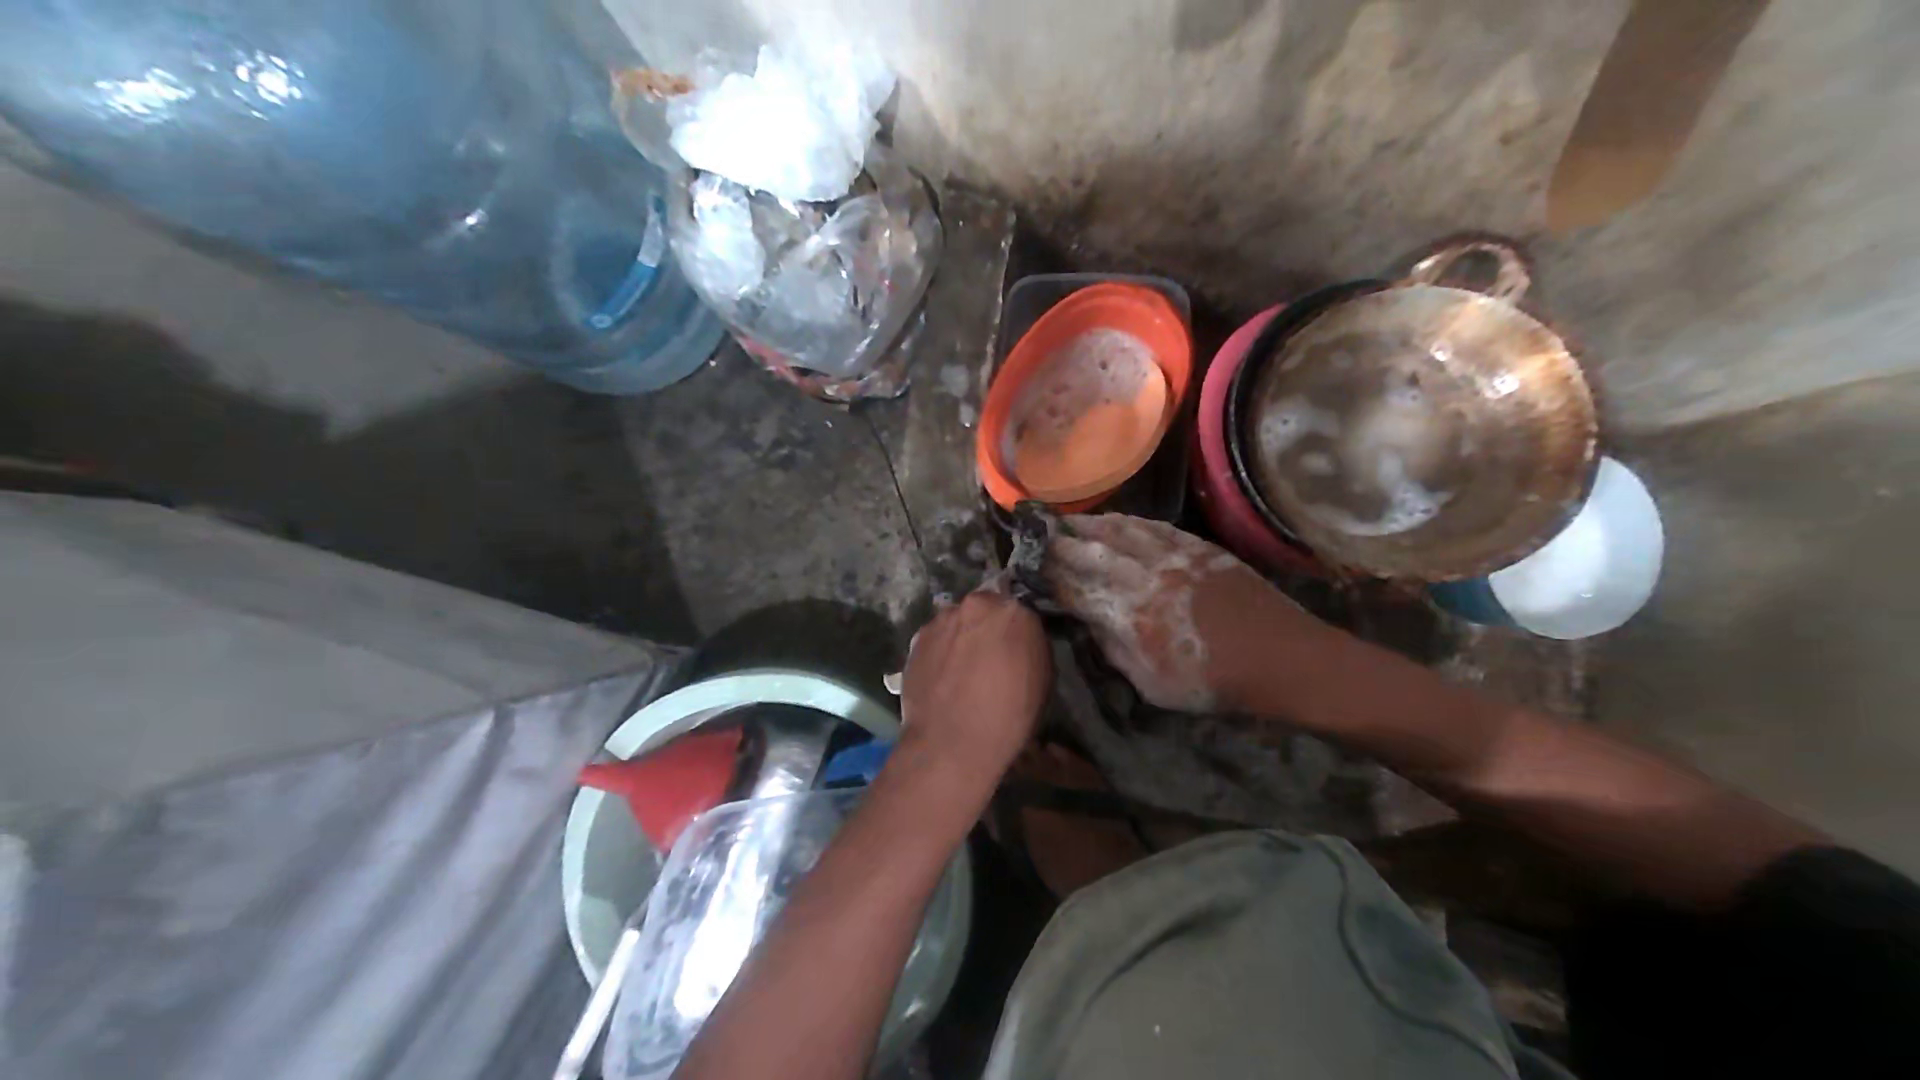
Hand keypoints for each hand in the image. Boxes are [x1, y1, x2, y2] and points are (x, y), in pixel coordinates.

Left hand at [898, 590, 1050, 791]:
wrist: (950, 743)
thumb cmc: (1008, 717)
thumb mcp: (1042, 681)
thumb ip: (1031, 646)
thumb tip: (1021, 641)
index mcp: (1015, 612)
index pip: (1020, 610)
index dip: (1018, 630)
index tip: (1016, 648)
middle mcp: (977, 605)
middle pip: (986, 609)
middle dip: (988, 627)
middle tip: (988, 656)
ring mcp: (942, 620)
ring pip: (958, 621)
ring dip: (962, 636)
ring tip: (961, 669)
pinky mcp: (917, 638)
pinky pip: (936, 638)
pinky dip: (941, 651)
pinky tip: (942, 676)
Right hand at [1045, 514, 1328, 711]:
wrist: (1281, 657)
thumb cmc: (1211, 682)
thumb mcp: (1151, 685)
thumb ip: (1115, 650)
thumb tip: (1091, 623)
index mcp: (1130, 616)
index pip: (1077, 589)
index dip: (1050, 575)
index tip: (1028, 564)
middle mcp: (1145, 579)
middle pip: (1092, 553)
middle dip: (1061, 543)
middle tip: (1038, 532)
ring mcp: (1173, 558)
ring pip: (1122, 533)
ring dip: (1090, 526)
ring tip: (1069, 521)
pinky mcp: (1197, 549)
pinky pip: (1155, 527)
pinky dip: (1129, 522)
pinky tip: (1116, 519)